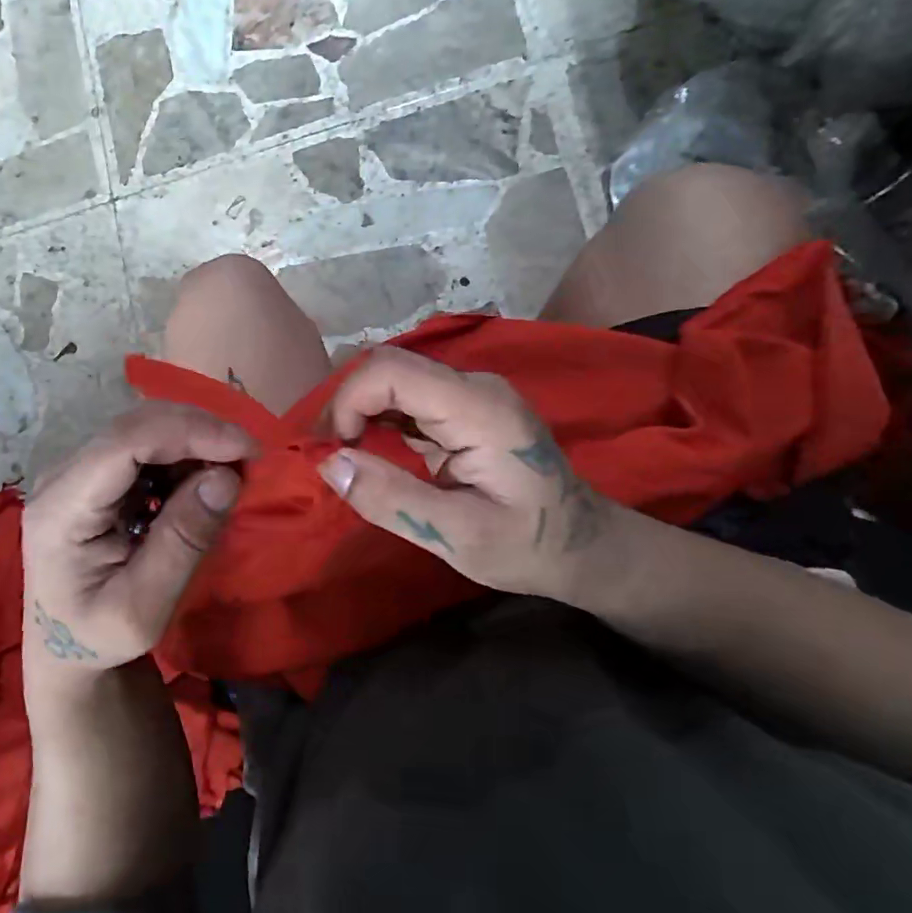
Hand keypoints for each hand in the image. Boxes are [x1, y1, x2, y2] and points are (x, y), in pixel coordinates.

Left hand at [22, 403, 254, 673]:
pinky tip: (201, 479)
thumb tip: (226, 478)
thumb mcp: (143, 609)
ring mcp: (74, 470)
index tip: (247, 449)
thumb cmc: (98, 636)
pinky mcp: (92, 474)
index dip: (189, 433)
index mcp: (60, 509)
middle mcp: (61, 476)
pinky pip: (140, 445)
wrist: (64, 645)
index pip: (124, 443)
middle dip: (197, 432)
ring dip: (192, 440)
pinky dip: (180, 453)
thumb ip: (181, 543)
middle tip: (249, 460)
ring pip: (140, 428)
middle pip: (133, 426)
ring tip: (231, 471)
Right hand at [317, 347, 614, 600]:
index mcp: (478, 410)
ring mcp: (469, 393)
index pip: (391, 371)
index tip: (335, 450)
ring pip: (392, 376)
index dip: (348, 401)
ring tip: (342, 453)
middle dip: (346, 404)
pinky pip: (404, 395)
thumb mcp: (458, 537)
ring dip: (357, 410)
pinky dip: (374, 416)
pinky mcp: (461, 406)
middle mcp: (473, 386)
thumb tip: (327, 463)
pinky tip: (367, 448)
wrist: (584, 545)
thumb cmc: (529, 546)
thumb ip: (392, 499)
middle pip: (388, 366)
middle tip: (329, 453)